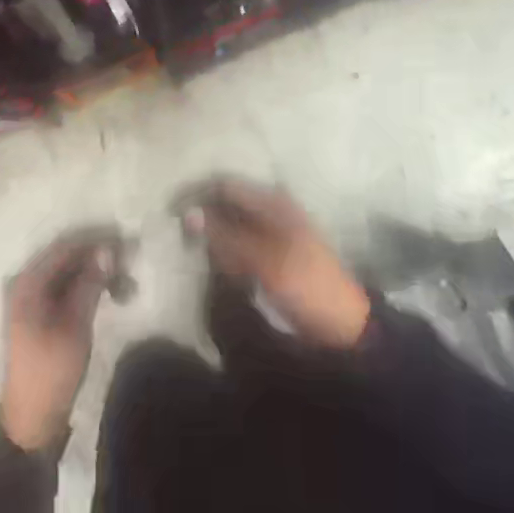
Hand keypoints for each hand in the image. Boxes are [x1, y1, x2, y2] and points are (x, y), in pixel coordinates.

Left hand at [0, 228, 119, 450]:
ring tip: (129, 286)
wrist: (32, 419)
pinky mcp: (42, 310)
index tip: (126, 239)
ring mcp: (33, 296)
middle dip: (100, 255)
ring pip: (70, 271)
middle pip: (67, 256)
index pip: (64, 246)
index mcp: (26, 282)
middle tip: (132, 261)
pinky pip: (68, 286)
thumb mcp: (75, 325)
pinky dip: (90, 287)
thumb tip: (106, 249)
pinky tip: (114, 294)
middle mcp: (26, 281)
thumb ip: (89, 283)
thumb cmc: (52, 371)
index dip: (95, 239)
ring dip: (99, 272)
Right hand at [180, 178, 370, 349]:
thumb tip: (187, 213)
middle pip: (226, 204)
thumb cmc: (305, 284)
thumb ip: (224, 235)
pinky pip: (239, 247)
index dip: (198, 194)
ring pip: (230, 226)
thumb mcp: (262, 259)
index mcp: (273, 203)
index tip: (171, 211)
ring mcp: (271, 234)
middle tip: (182, 237)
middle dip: (204, 218)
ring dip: (214, 239)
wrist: (342, 327)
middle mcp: (270, 211)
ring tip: (200, 255)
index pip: (225, 185)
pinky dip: (227, 255)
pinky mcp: (269, 256)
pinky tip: (222, 268)